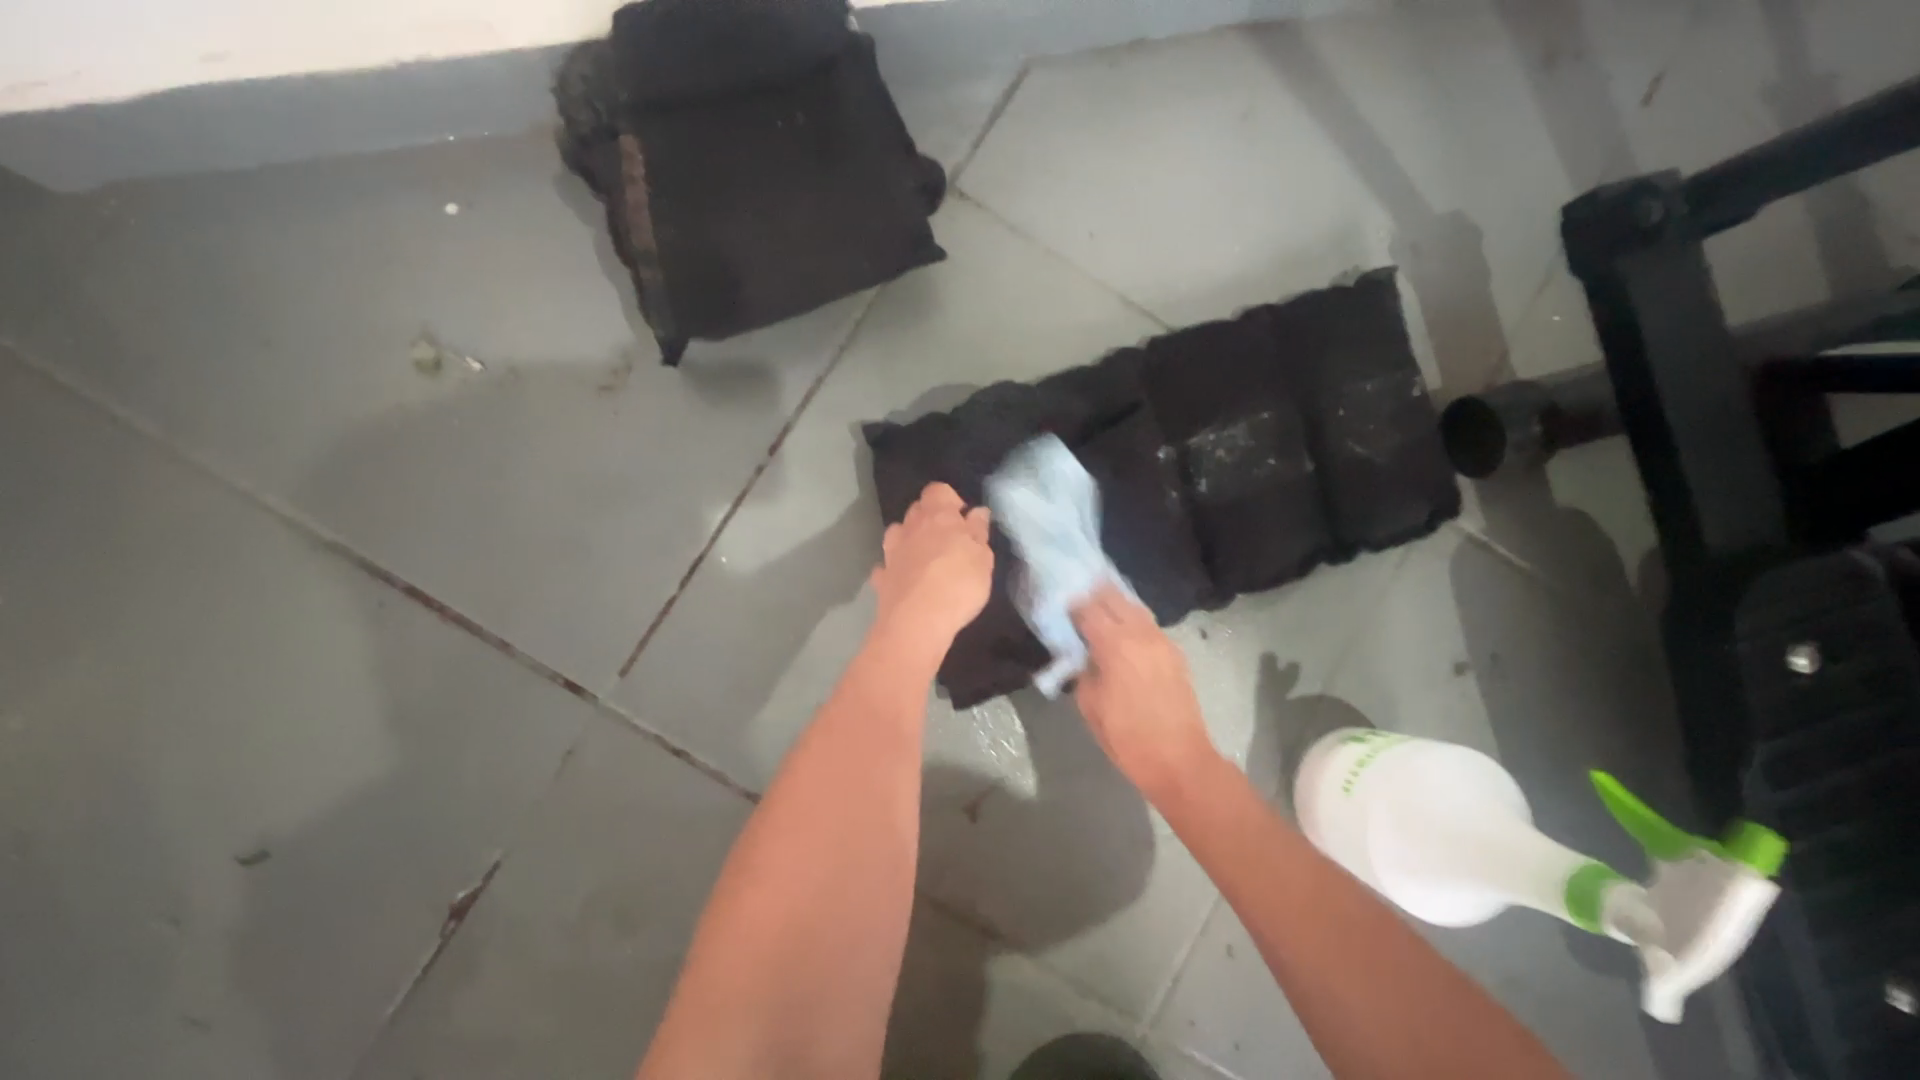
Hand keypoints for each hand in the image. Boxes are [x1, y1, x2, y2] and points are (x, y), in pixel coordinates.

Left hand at [870, 483, 993, 661]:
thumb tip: (978, 511)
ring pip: (898, 533)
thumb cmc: (958, 584)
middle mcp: (910, 527)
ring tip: (926, 558)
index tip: (963, 519)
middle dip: (931, 518)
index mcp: (937, 515)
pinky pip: (887, 565)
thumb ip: (979, 531)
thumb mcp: (983, 557)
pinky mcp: (882, 577)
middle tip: (949, 539)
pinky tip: (906, 580)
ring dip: (910, 539)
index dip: (950, 499)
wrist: (917, 622)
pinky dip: (895, 568)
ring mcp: (891, 552)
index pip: (938, 490)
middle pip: (917, 509)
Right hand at [1073, 586, 1219, 797]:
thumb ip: (1083, 672)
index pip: (1088, 609)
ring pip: (1136, 608)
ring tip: (1099, 613)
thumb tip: (1082, 656)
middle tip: (1078, 603)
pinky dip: (1133, 622)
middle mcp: (1141, 634)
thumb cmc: (1127, 737)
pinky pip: (1149, 626)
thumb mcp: (1090, 706)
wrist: (1179, 759)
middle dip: (1095, 597)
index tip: (1061, 608)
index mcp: (1115, 645)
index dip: (1072, 606)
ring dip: (1116, 606)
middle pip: (1115, 598)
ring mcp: (1162, 641)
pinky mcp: (1175, 653)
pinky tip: (1123, 634)